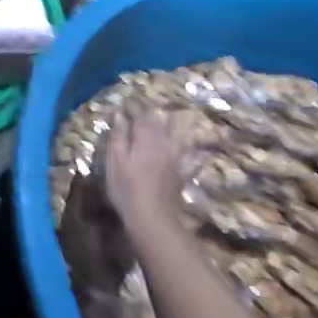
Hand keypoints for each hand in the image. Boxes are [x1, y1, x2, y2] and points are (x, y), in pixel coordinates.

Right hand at [102, 106, 189, 230]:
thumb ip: (118, 137)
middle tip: (145, 106)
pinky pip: (193, 156)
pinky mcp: (182, 172)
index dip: (134, 106)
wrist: (152, 217)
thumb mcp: (114, 161)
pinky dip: (197, 149)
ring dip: (175, 124)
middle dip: (154, 112)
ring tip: (172, 116)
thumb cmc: (125, 188)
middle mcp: (165, 145)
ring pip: (179, 136)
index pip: (142, 116)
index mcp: (146, 140)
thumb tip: (119, 115)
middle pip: (162, 123)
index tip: (126, 99)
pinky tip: (203, 148)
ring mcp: (177, 159)